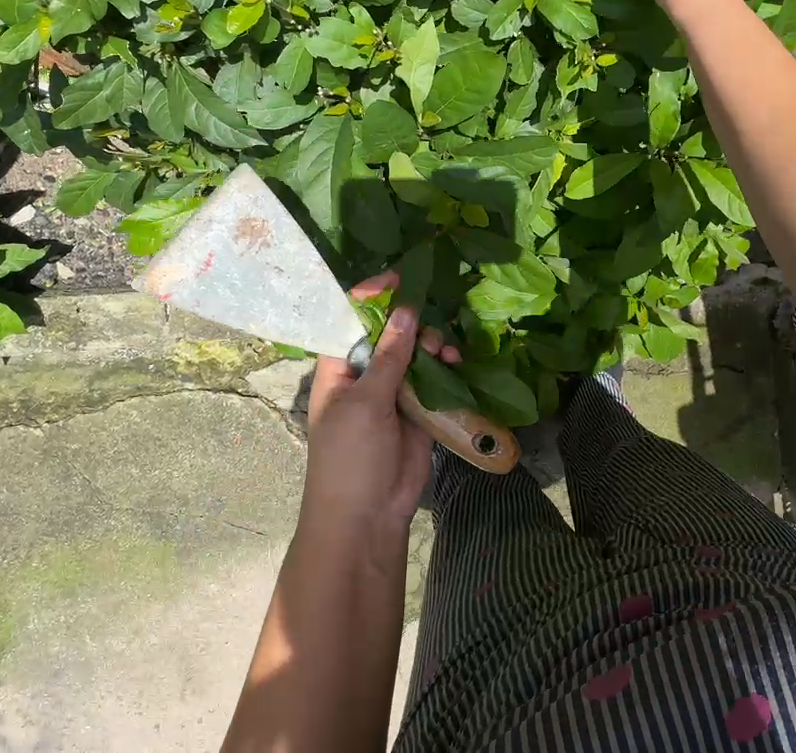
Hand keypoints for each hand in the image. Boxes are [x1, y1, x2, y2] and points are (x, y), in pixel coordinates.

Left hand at [298, 271, 454, 541]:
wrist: (368, 516)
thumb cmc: (350, 458)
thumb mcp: (365, 403)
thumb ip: (389, 356)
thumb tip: (406, 309)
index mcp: (338, 368)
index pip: (351, 320)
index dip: (371, 298)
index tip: (399, 279)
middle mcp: (366, 374)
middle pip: (391, 332)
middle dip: (413, 324)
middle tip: (429, 334)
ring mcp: (393, 392)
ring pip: (417, 352)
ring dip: (433, 345)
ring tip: (446, 353)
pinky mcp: (419, 408)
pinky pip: (435, 377)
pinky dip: (447, 367)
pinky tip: (457, 363)